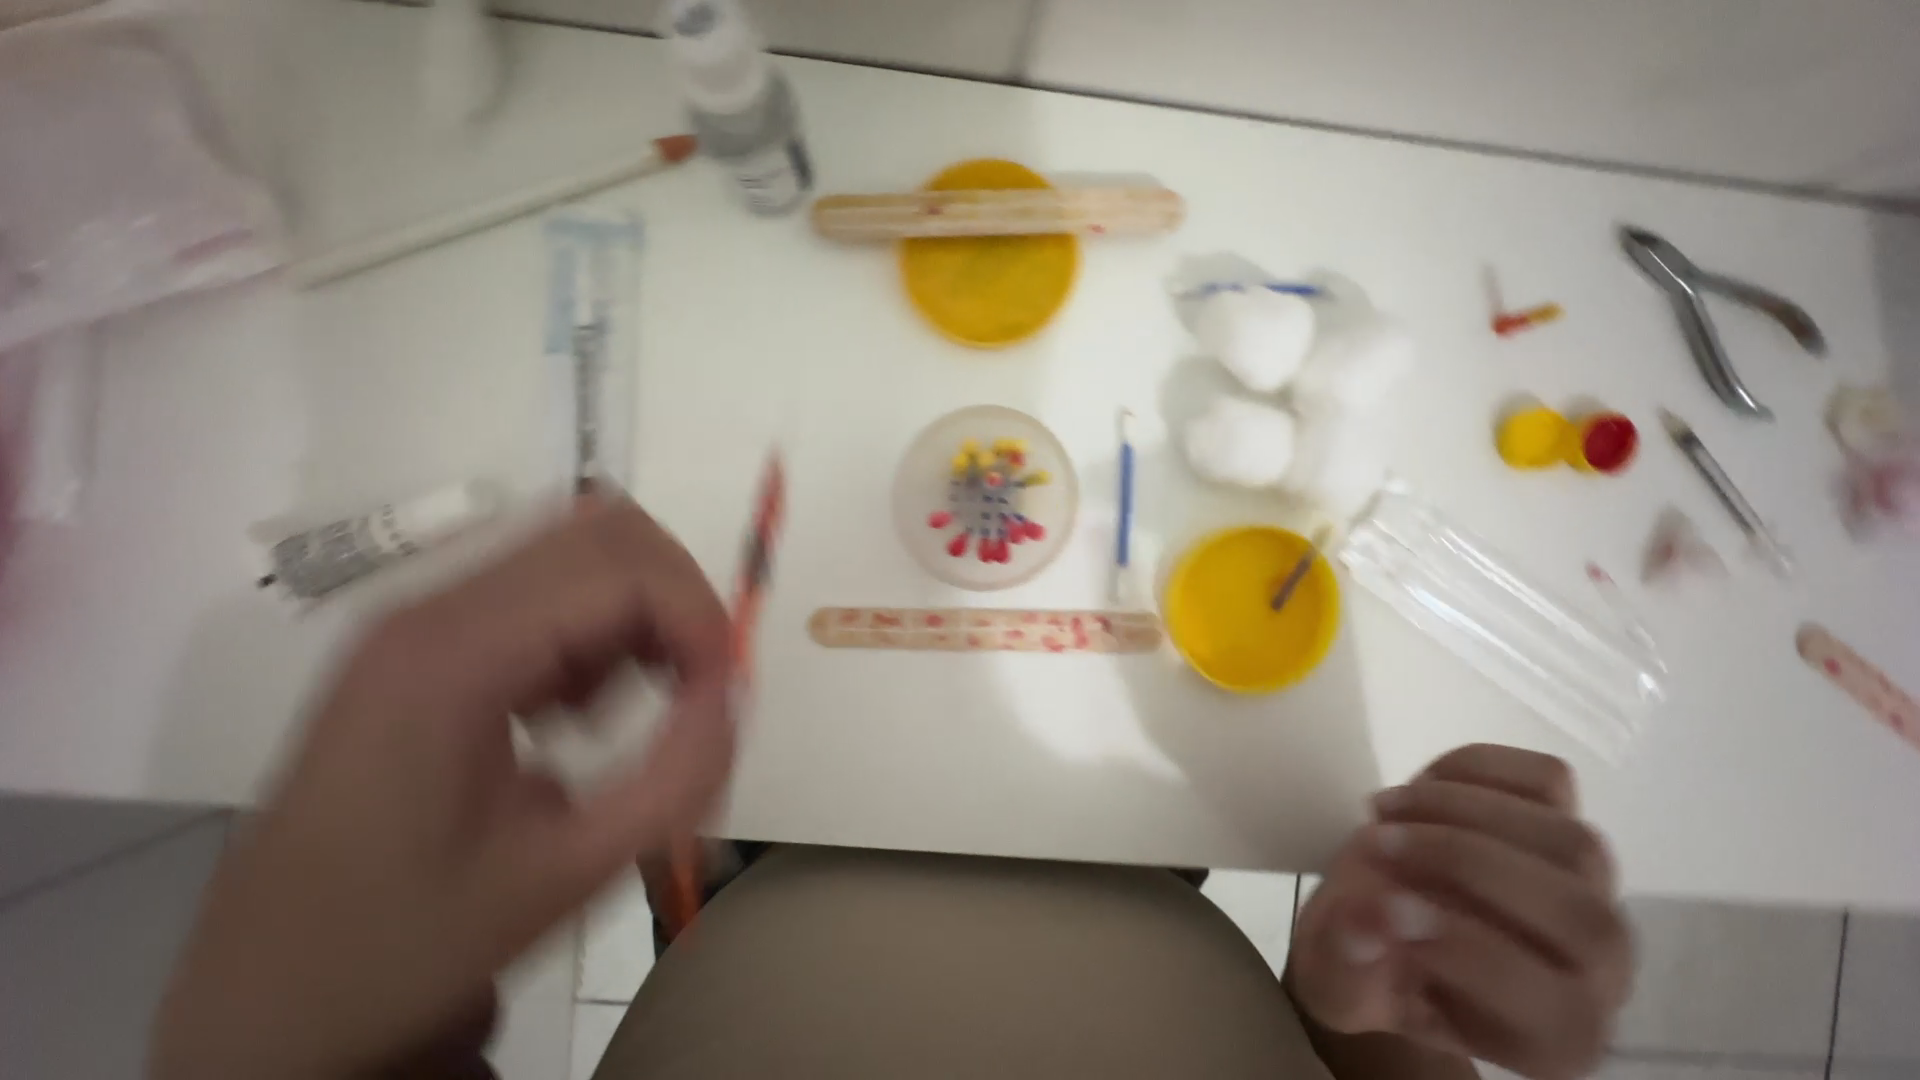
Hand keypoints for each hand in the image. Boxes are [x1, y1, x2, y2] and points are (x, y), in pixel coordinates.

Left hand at [152, 494, 735, 1079]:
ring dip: (640, 615)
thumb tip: (734, 693)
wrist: (267, 1000)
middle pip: (603, 532)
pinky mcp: (429, 642)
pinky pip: (548, 591)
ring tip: (631, 709)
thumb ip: (677, 776)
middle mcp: (433, 608)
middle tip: (692, 691)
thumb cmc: (411, 943)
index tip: (721, 701)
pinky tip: (579, 712)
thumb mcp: (569, 872)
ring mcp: (424, 618)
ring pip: (581, 551)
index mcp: (452, 656)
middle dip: (677, 602)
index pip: (619, 568)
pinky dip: (601, 630)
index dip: (697, 618)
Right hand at [1286, 745, 1631, 1079]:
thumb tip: (1366, 920)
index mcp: (1554, 1036)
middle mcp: (1598, 969)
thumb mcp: (1335, 986)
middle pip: (1581, 916)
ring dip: (1464, 812)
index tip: (1382, 909)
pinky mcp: (1558, 818)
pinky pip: (1548, 780)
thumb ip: (1347, 967)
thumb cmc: (1364, 969)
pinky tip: (1419, 783)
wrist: (1377, 919)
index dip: (1471, 952)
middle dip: (1468, 868)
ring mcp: (1588, 887)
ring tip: (1382, 810)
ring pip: (1568, 840)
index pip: (1557, 1007)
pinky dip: (1479, 769)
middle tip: (1375, 844)